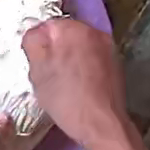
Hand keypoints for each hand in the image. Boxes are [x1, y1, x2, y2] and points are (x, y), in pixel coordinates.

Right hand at [22, 18, 134, 149]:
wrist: (101, 124)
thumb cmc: (65, 98)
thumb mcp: (37, 71)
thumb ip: (33, 43)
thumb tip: (35, 33)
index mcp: (72, 29)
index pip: (46, 26)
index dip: (37, 45)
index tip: (34, 63)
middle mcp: (94, 32)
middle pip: (64, 35)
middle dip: (54, 50)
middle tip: (46, 74)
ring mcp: (108, 47)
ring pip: (78, 47)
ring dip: (68, 58)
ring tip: (62, 82)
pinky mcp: (116, 64)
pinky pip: (91, 58)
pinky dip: (82, 67)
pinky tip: (77, 86)